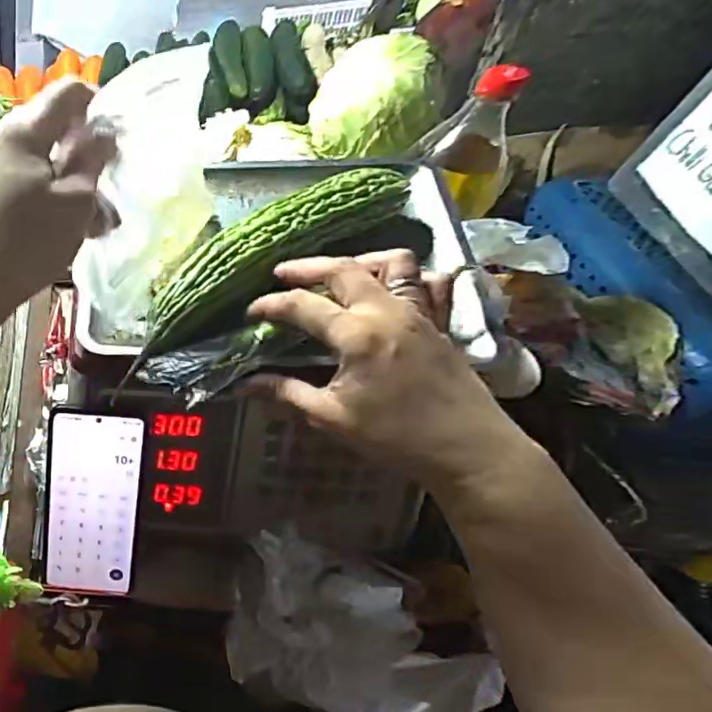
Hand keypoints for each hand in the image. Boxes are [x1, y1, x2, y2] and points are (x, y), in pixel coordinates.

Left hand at [0, 80, 115, 317]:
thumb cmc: (31, 242)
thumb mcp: (76, 199)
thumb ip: (93, 157)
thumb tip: (105, 130)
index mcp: (22, 131)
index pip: (68, 92)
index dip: (99, 107)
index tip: (116, 141)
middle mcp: (1, 141)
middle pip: (54, 128)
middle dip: (86, 154)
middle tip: (108, 186)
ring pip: (43, 161)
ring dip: (73, 183)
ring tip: (95, 220)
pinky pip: (27, 183)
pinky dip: (51, 197)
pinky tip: (69, 227)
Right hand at [246, 251, 530, 493]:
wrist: (467, 449)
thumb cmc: (393, 436)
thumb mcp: (329, 417)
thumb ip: (286, 393)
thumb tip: (243, 385)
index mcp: (357, 335)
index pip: (302, 305)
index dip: (270, 305)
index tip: (249, 313)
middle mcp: (389, 312)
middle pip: (345, 269)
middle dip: (307, 268)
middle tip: (281, 274)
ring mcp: (420, 313)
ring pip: (393, 263)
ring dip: (360, 262)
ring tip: (337, 275)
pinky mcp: (441, 323)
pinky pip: (427, 282)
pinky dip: (406, 277)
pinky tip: (387, 292)